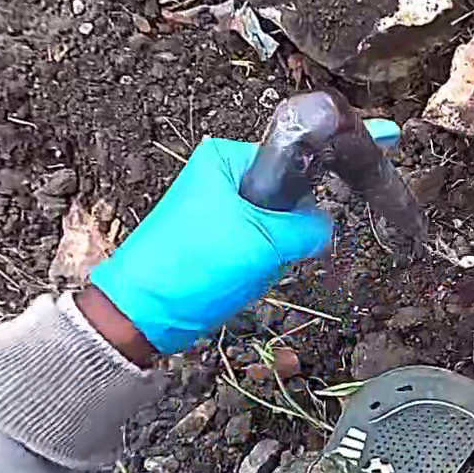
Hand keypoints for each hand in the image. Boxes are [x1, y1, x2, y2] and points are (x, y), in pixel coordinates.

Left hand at [87, 138, 324, 353]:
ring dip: (271, 252)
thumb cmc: (190, 266)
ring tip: (248, 266)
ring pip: (273, 227)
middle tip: (267, 250)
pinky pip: (258, 247)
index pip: (287, 164)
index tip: (300, 222)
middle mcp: (218, 177)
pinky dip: (257, 264)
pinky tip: (241, 275)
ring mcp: (218, 210)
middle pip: (282, 200)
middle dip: (283, 231)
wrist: (146, 313)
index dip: (300, 197)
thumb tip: (327, 225)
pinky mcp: (218, 239)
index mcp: (223, 159)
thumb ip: (308, 228)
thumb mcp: (265, 241)